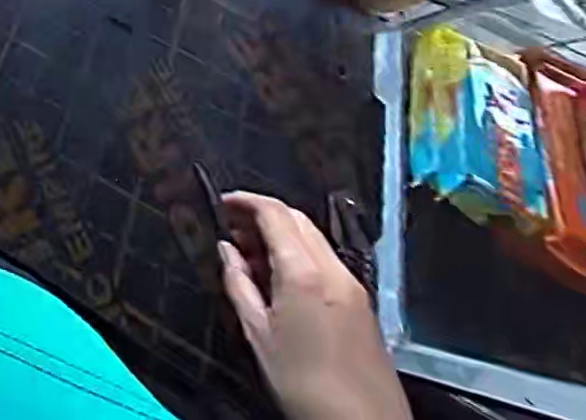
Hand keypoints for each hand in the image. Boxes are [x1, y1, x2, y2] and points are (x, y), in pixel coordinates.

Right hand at [218, 192, 409, 419]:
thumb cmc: (306, 385)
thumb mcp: (257, 331)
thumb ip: (237, 282)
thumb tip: (227, 251)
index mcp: (304, 273)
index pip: (273, 212)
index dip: (244, 200)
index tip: (223, 203)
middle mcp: (334, 272)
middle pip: (297, 218)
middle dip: (262, 213)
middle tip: (233, 226)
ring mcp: (353, 288)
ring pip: (313, 237)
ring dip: (281, 233)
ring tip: (251, 253)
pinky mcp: (363, 306)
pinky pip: (326, 260)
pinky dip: (299, 253)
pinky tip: (280, 276)